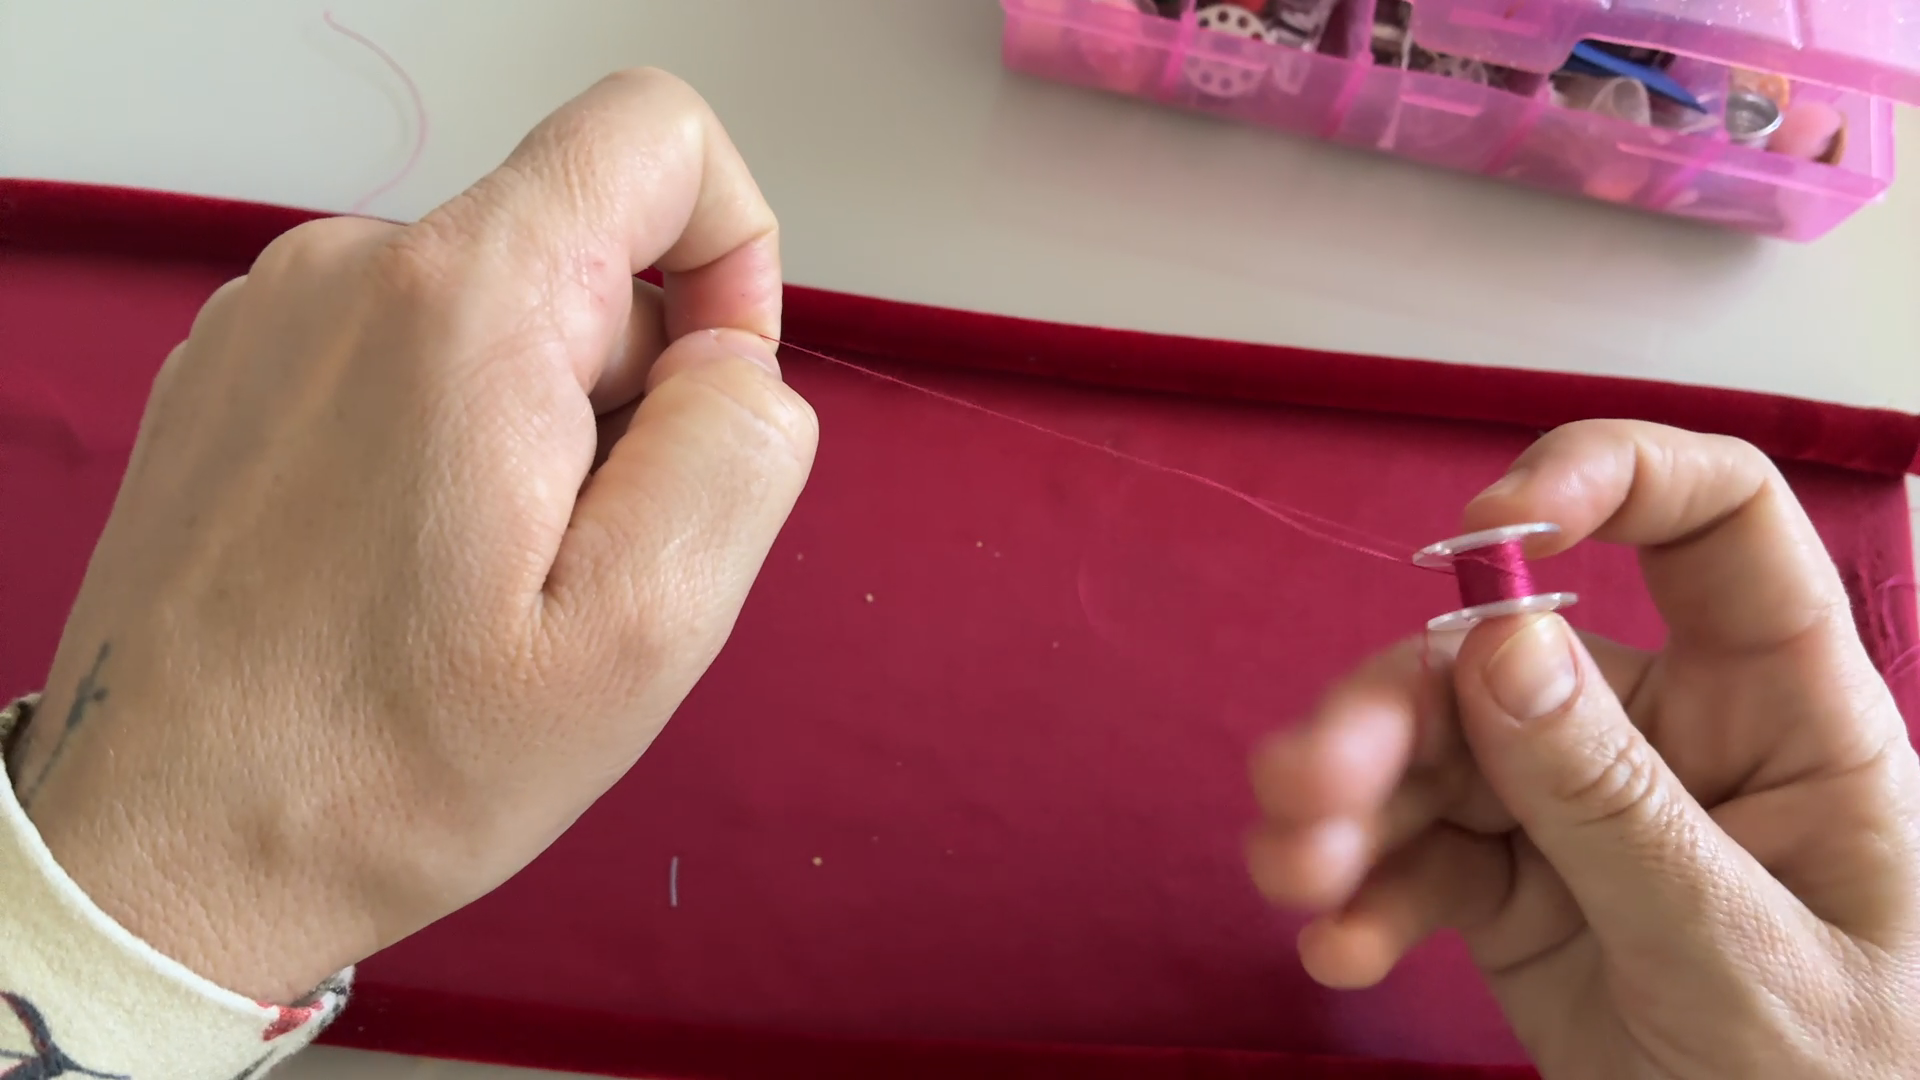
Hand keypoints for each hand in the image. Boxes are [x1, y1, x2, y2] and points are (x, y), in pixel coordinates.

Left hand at [7, 70, 817, 1003]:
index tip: (717, 387)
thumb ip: (738, 449)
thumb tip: (736, 359)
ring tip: (525, 566)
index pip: (658, 140)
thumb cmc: (422, 756)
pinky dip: (506, 440)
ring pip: (541, 317)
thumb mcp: (650, 621)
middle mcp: (364, 270)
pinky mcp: (268, 372)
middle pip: (607, 260)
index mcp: (472, 306)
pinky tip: (459, 556)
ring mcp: (295, 315)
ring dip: (583, 431)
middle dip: (652, 396)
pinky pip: (460, 357)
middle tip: (605, 549)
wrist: (174, 860)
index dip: (735, 249)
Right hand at [1246, 421, 1919, 1078]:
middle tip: (1299, 788)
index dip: (1603, 482)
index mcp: (1768, 716)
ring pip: (1412, 755)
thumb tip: (1499, 639)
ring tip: (1290, 872)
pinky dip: (1358, 892)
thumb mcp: (1752, 965)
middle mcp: (1641, 729)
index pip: (1709, 531)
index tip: (1484, 523)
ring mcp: (1549, 798)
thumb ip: (1617, 804)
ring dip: (1338, 811)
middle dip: (1375, 722)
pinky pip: (1402, 851)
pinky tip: (1339, 946)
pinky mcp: (1487, 869)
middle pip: (1475, 667)